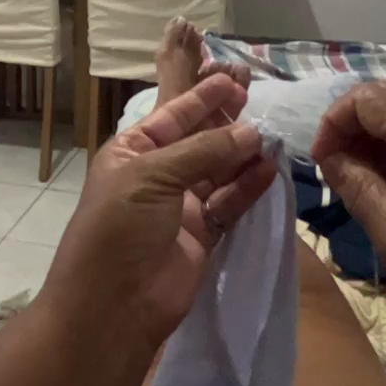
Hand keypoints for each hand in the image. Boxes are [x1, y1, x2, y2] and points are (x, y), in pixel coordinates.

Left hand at [43, 75, 278, 349]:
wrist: (113, 306)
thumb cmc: (120, 226)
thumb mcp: (153, 177)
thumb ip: (203, 152)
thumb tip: (250, 131)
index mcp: (132, 151)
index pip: (172, 115)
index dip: (202, 99)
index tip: (232, 80)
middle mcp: (157, 173)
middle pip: (198, 140)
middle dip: (226, 122)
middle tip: (259, 102)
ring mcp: (180, 205)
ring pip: (218, 171)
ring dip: (242, 154)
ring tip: (272, 136)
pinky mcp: (201, 235)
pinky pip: (228, 203)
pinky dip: (247, 187)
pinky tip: (269, 170)